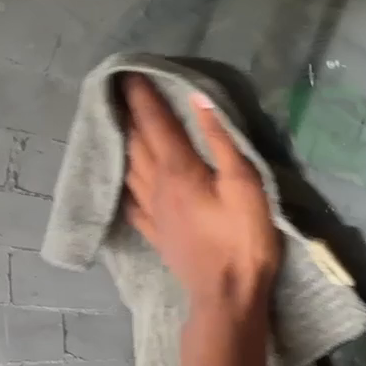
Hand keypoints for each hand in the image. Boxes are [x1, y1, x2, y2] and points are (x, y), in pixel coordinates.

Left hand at [120, 73, 280, 314]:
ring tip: (119, 124)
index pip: (156, 124)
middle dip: (129, 113)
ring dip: (123, 141)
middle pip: (136, 142)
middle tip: (119, 90)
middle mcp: (156, 186)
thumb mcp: (246, 186)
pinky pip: (131, 199)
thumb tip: (200, 101)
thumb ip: (223, 143)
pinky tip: (124, 177)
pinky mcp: (157, 233)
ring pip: (129, 167)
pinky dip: (125, 179)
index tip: (131, 72)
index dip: (144, 97)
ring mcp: (152, 212)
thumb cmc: (244, 240)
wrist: (226, 294)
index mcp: (179, 171)